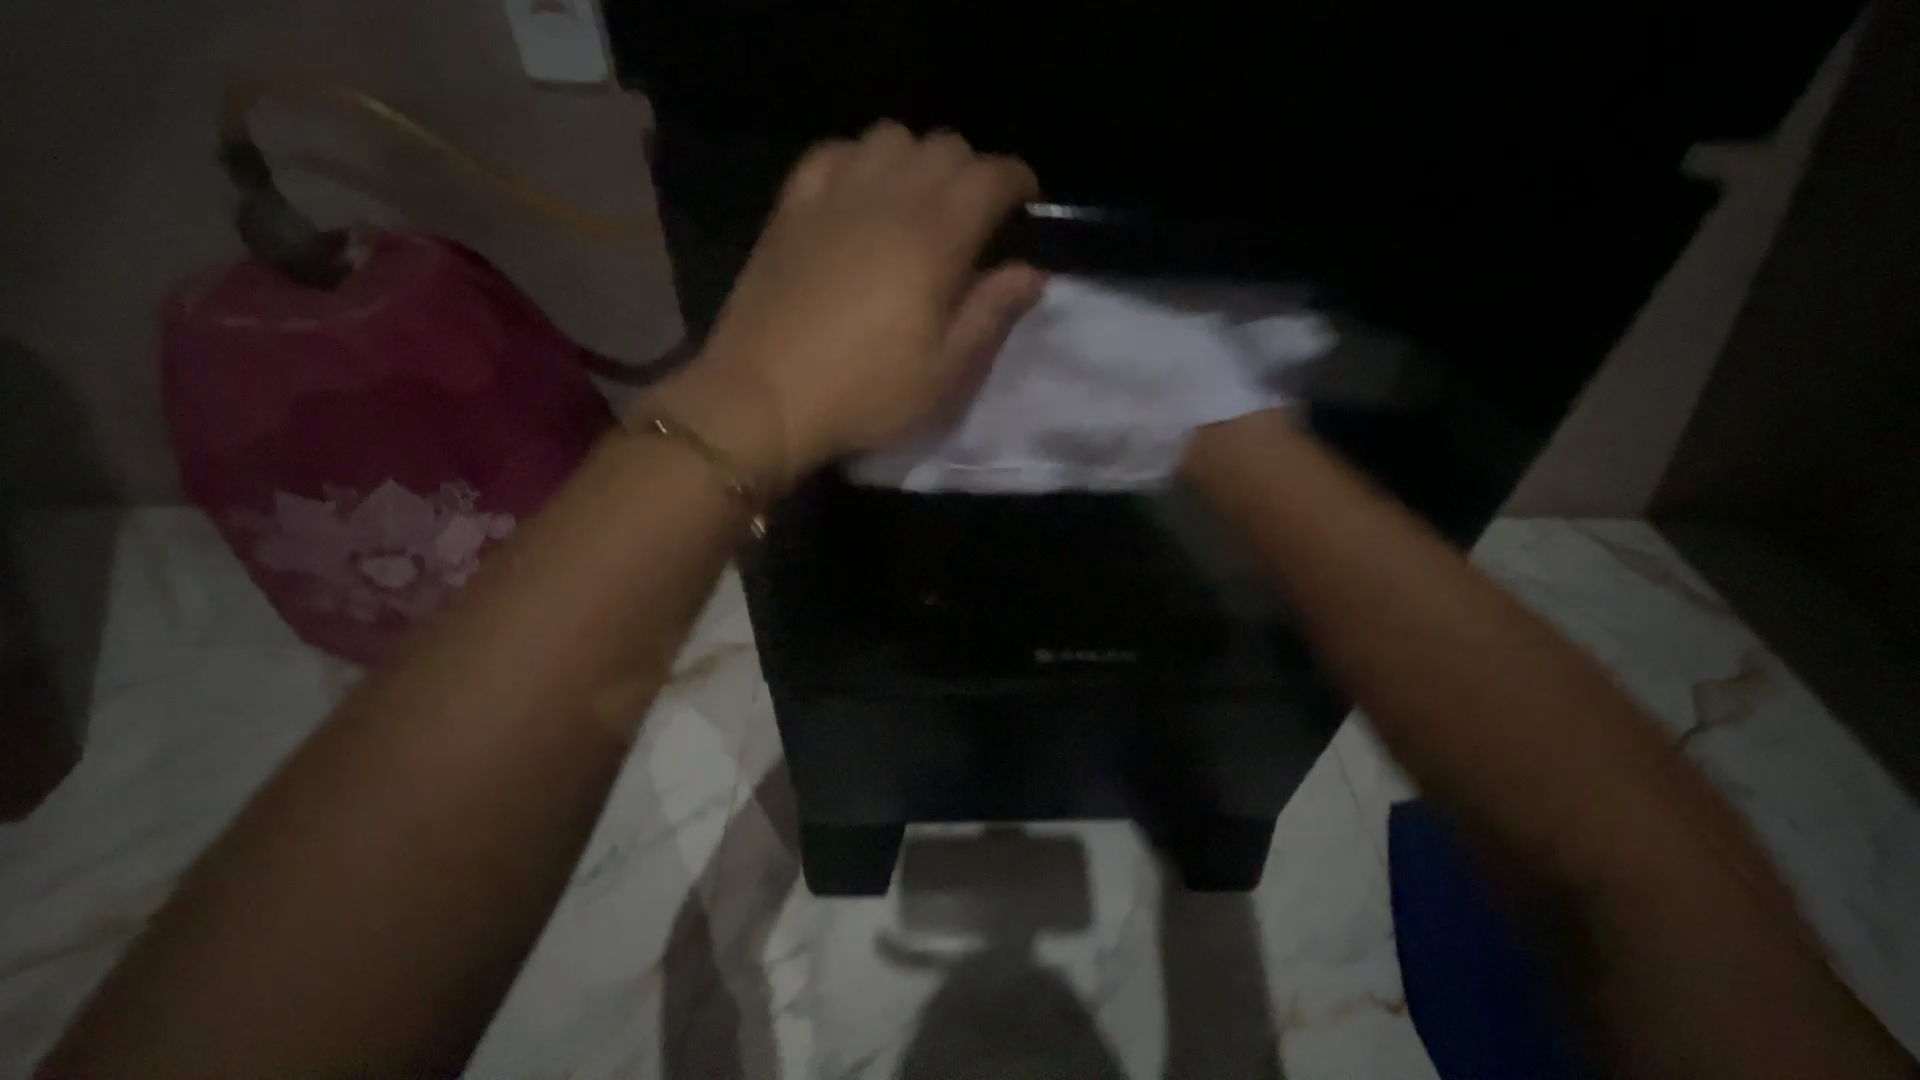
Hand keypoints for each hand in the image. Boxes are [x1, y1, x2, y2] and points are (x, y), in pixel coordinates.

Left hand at [650, 122, 1043, 484]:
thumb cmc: (865, 393)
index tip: (1025, 206)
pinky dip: (858, 160)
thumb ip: (991, 313)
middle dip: (972, 170)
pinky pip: (832, 153)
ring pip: (889, 137)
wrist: (763, 398)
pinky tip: (859, 193)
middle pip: (944, 147)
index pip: (991, 176)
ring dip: (916, 159)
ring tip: (917, 200)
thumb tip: (1031, 271)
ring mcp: (833, 196)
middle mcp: (888, 198)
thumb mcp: (945, 373)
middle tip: (974, 214)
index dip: (1017, 182)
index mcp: (934, 238)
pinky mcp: (791, 208)